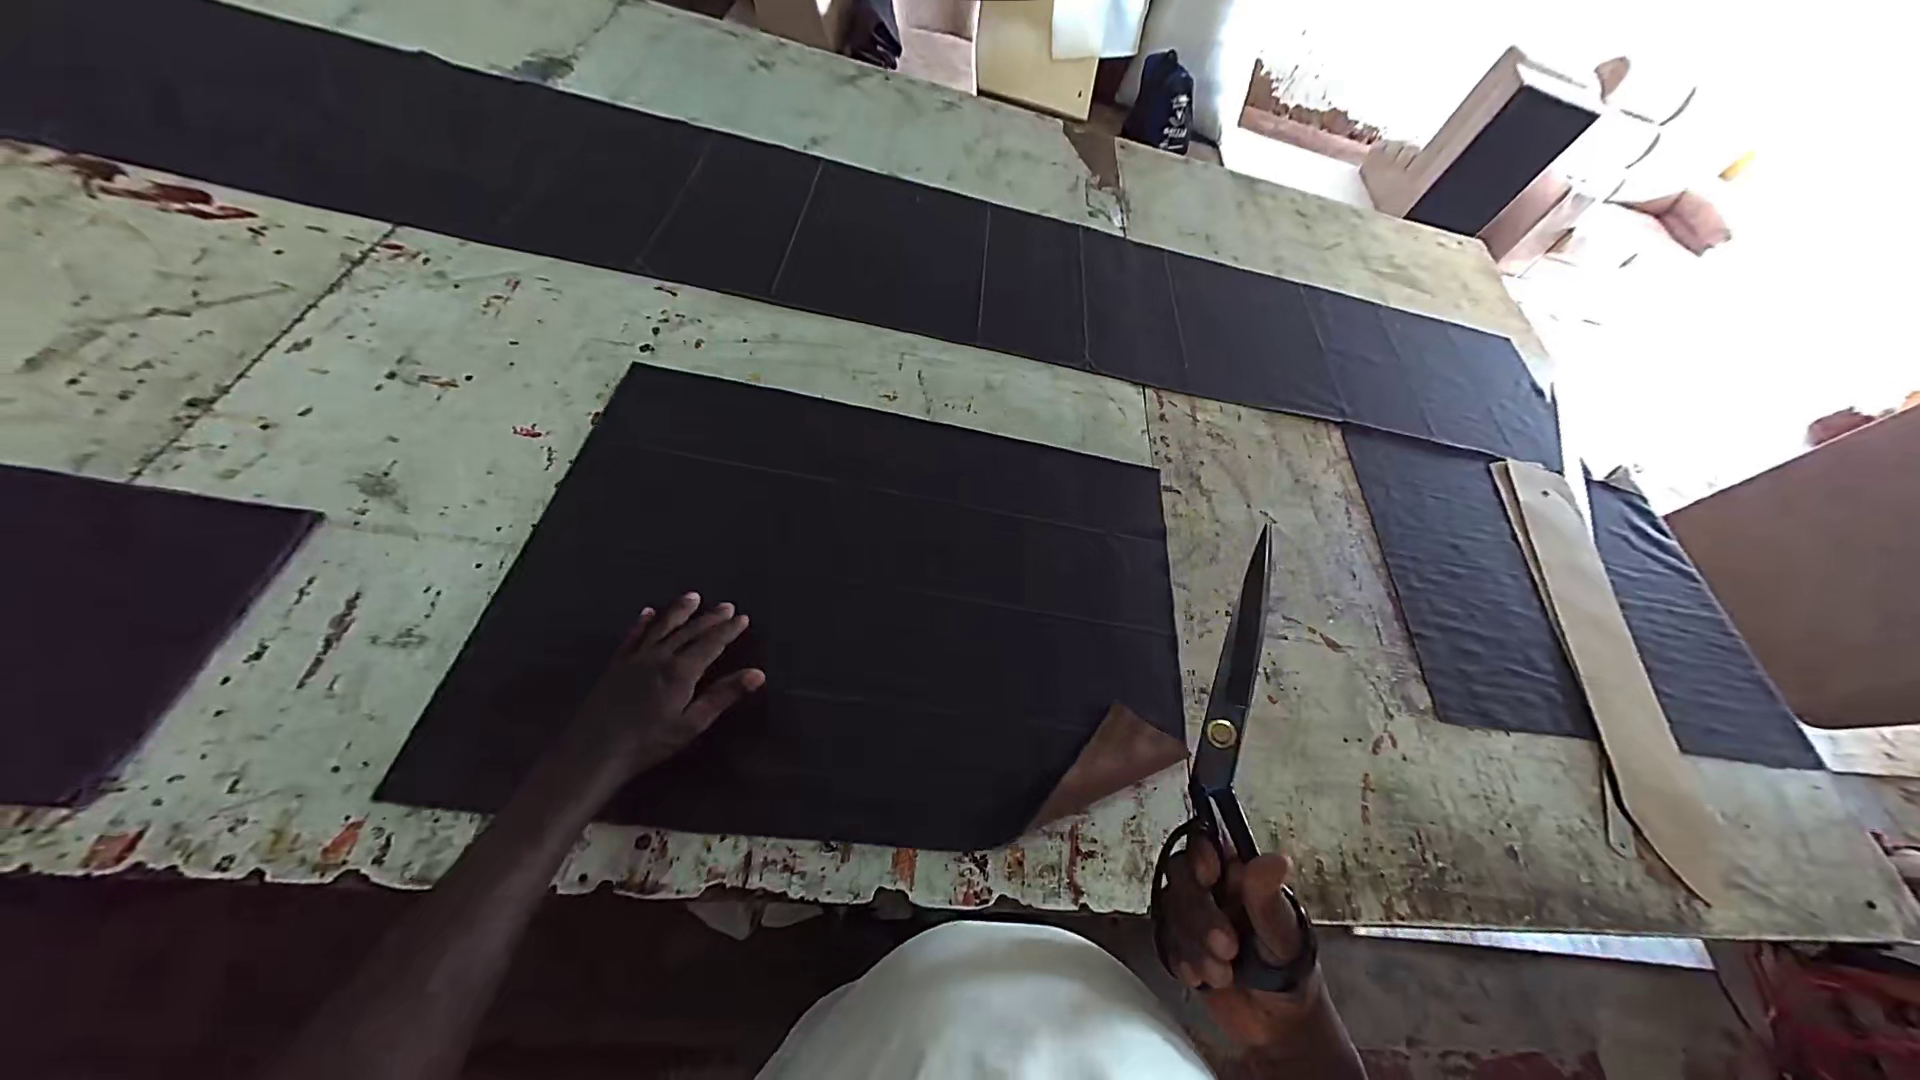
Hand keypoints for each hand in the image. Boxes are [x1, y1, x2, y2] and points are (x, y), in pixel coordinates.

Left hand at [568, 592, 765, 773]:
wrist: (593, 752)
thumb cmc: (649, 742)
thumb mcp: (693, 724)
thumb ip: (724, 696)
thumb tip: (757, 674)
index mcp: (681, 671)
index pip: (712, 643)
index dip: (729, 630)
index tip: (742, 618)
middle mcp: (660, 657)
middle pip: (690, 631)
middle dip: (710, 618)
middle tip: (726, 606)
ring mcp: (635, 659)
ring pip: (662, 627)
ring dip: (679, 611)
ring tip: (692, 597)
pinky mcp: (616, 665)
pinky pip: (632, 637)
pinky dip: (642, 623)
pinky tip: (647, 613)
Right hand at [1160, 841, 1319, 1047]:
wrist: (1279, 1028)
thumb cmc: (1290, 970)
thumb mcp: (1284, 935)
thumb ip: (1269, 898)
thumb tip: (1277, 859)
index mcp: (1238, 873)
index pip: (1207, 843)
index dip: (1200, 854)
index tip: (1208, 877)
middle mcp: (1210, 886)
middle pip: (1182, 875)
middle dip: (1200, 915)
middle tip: (1227, 948)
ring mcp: (1191, 912)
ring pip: (1171, 908)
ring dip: (1194, 945)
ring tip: (1224, 975)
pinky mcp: (1178, 939)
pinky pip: (1165, 938)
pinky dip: (1183, 960)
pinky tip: (1203, 979)